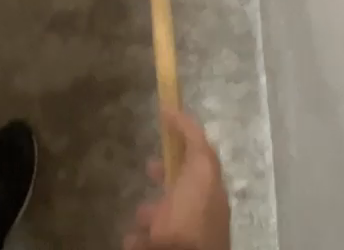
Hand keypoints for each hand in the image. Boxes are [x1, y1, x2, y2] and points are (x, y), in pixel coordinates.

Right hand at [123, 108, 231, 249]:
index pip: (199, 156)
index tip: (163, 119)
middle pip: (181, 185)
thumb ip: (192, 137)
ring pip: (162, 215)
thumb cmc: (192, 216)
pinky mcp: (163, 246)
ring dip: (148, 211)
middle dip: (164, 175)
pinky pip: (146, 239)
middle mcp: (200, 210)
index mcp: (210, 189)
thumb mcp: (200, 170)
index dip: (183, 136)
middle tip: (148, 167)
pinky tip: (133, 237)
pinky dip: (138, 236)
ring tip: (137, 214)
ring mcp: (183, 233)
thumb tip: (174, 108)